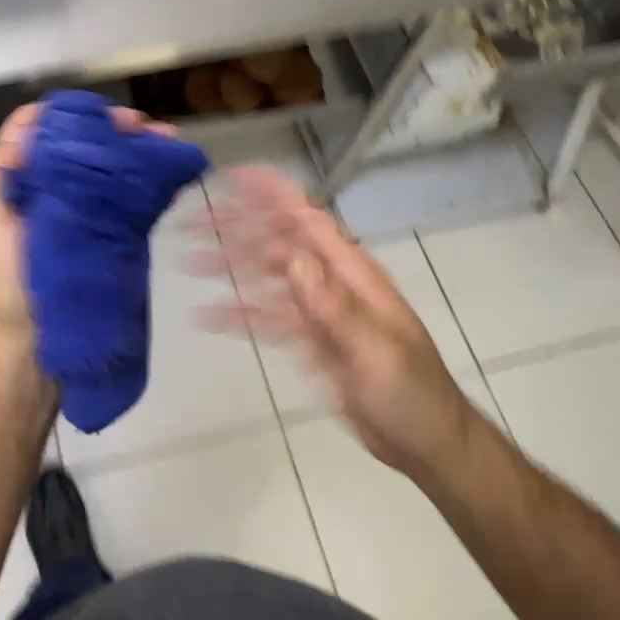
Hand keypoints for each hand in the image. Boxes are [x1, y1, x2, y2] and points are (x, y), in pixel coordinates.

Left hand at [0, 101, 178, 353]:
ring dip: (137, 150)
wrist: (31, 345)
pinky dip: (150, 183)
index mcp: (17, 184)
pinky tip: (170, 169)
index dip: (67, 116)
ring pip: (110, 170)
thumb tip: (27, 130)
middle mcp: (51, 193)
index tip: (97, 112)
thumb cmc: (3, 278)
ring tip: (165, 139)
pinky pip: (130, 202)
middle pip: (82, 147)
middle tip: (140, 126)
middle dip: (111, 130)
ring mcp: (82, 216)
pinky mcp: (109, 239)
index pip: (40, 134)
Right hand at [196, 166, 472, 474]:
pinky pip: (269, 317)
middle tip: (193, 221)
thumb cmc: (412, 394)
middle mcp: (332, 283)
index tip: (235, 176)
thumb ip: (334, 306)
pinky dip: (240, 312)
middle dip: (238, 228)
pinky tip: (209, 313)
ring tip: (191, 260)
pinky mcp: (311, 340)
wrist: (428, 443)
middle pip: (278, 244)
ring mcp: (320, 312)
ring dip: (232, 266)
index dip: (273, 195)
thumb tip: (293, 258)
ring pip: (268, 277)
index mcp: (353, 275)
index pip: (308, 221)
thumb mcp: (376, 351)